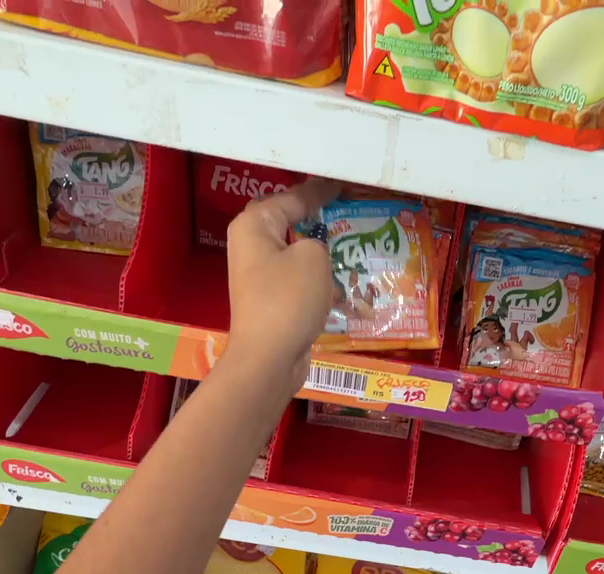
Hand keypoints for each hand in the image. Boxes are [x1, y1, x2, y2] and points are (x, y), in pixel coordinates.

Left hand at [224, 176, 339, 394]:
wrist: (269, 358)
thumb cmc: (288, 300)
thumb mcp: (314, 257)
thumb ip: (319, 243)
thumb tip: (314, 255)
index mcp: (254, 225)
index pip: (293, 198)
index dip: (319, 191)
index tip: (341, 184)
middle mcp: (251, 246)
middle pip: (290, 223)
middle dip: (318, 220)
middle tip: (347, 213)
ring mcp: (259, 277)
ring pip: (296, 255)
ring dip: (322, 254)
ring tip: (351, 248)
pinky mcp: (271, 303)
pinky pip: (298, 282)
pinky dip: (318, 281)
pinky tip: (342, 285)